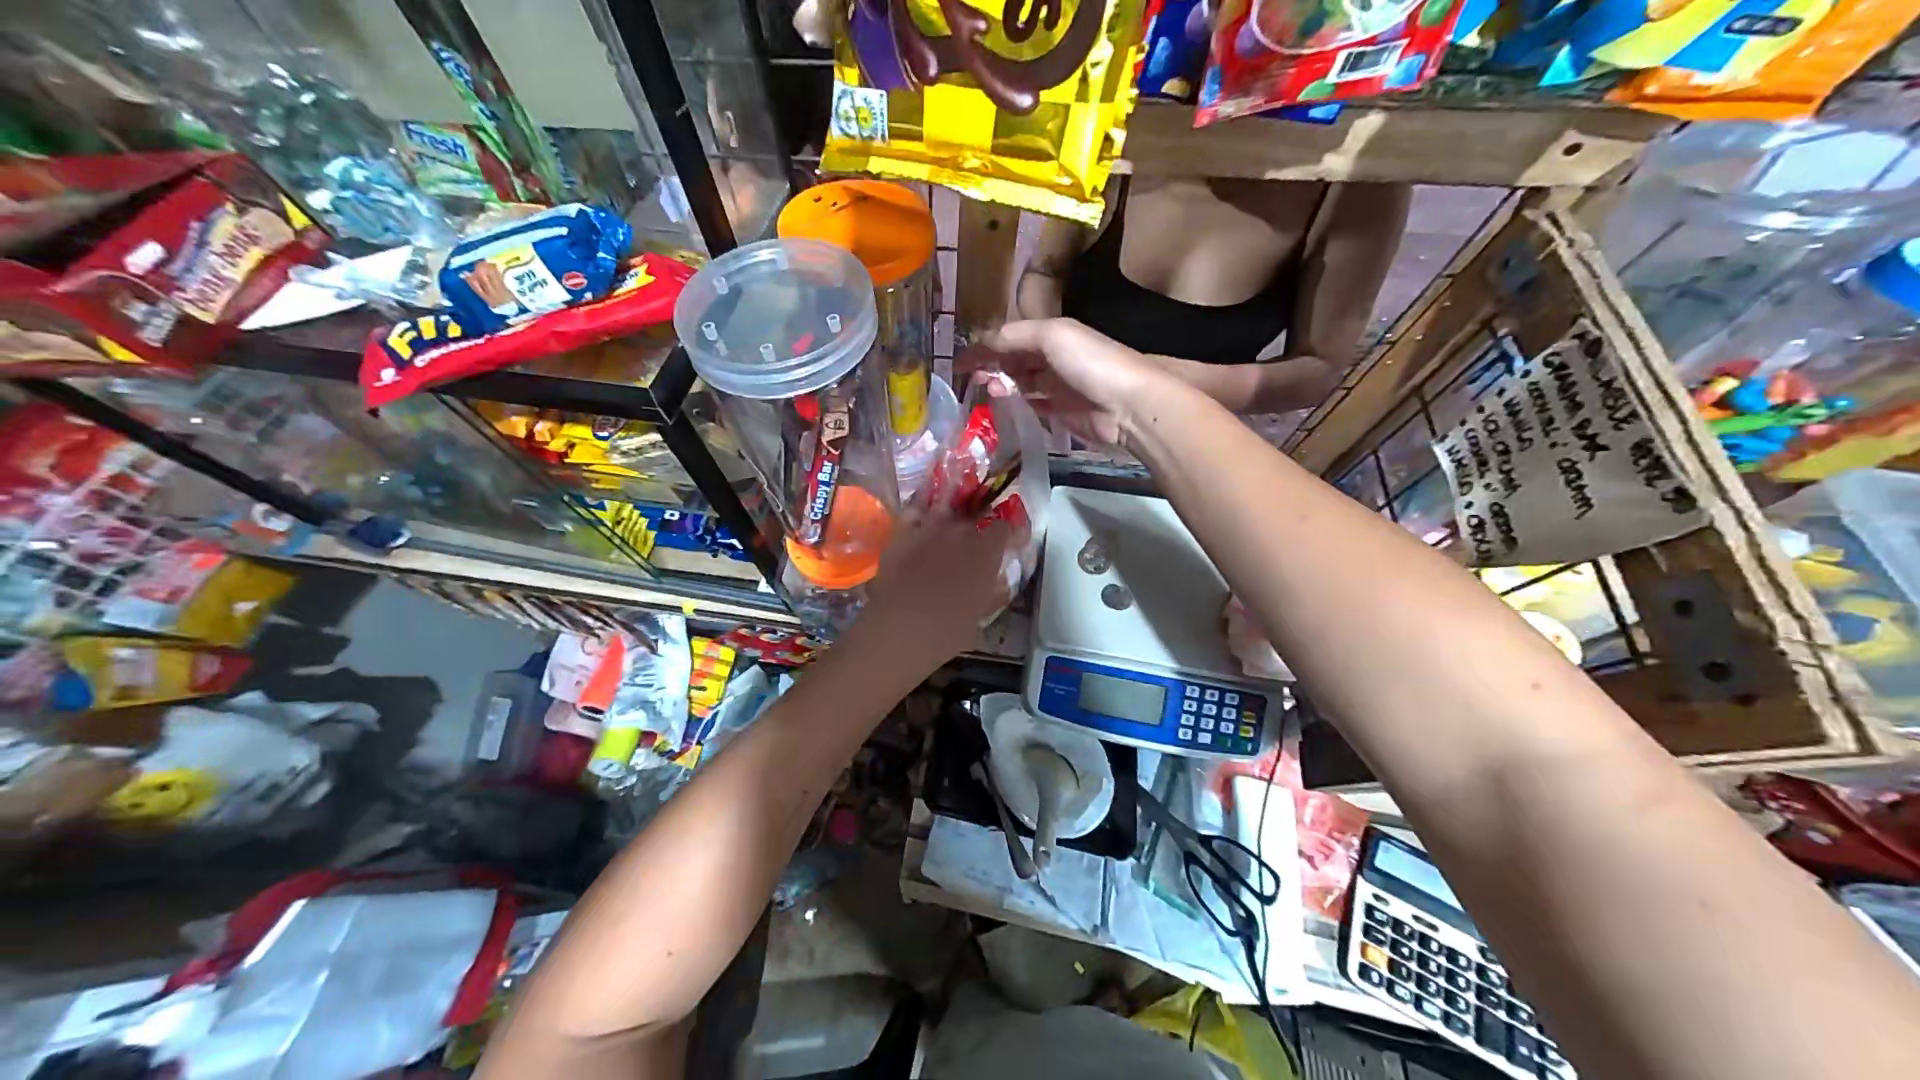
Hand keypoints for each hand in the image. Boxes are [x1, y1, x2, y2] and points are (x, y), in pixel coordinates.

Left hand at [853, 517, 1013, 664]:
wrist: (900, 626)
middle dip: (975, 525)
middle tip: (972, 541)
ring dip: (947, 512)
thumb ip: (992, 595)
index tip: (1003, 543)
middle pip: (973, 516)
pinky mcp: (901, 533)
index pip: (1003, 528)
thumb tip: (998, 585)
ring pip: (943, 507)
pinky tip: (918, 520)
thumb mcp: (979, 616)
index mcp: (985, 552)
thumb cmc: (947, 630)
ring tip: (946, 520)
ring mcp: (929, 529)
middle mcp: (960, 532)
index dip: (1004, 534)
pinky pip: (913, 513)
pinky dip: (918, 514)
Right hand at [961, 318, 1182, 448]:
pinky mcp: (1063, 413)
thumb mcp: (1051, 335)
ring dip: (1002, 384)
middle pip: (1016, 360)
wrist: (1129, 404)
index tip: (959, 360)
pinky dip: (1017, 404)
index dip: (985, 345)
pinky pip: (1034, 406)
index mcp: (1053, 334)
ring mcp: (1059, 387)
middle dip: (992, 365)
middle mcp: (1055, 358)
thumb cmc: (1090, 362)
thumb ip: (1014, 336)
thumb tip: (982, 342)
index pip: (1012, 337)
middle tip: (969, 377)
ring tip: (985, 390)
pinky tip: (1002, 406)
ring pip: (1022, 383)